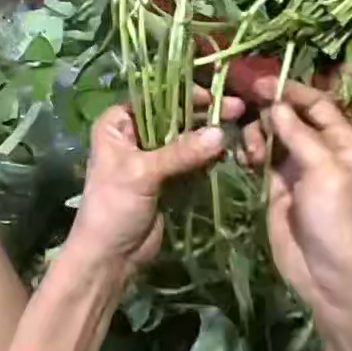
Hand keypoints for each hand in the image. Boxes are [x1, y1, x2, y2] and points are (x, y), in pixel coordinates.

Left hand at [69, 90, 241, 269]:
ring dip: (209, 134)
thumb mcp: (143, 174)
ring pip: (185, 138)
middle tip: (238, 109)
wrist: (110, 257)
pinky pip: (191, 160)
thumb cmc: (114, 206)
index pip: (154, 97)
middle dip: (203, 114)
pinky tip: (232, 149)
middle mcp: (133, 134)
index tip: (215, 96)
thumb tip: (220, 132)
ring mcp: (152, 157)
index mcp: (117, 123)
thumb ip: (181, 153)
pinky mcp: (168, 179)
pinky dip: (209, 156)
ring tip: (241, 126)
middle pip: (173, 116)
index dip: (183, 93)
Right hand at [245, 77, 351, 335]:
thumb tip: (276, 104)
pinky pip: (260, 157)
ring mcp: (298, 170)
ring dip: (257, 133)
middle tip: (242, 109)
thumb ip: (299, 135)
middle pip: (290, 116)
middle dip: (268, 111)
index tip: (260, 84)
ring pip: (271, 134)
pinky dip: (249, 151)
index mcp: (345, 145)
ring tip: (252, 152)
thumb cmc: (340, 224)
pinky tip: (244, 158)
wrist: (331, 282)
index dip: (291, 91)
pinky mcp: (277, 188)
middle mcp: (322, 152)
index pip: (318, 104)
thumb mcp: (325, 174)